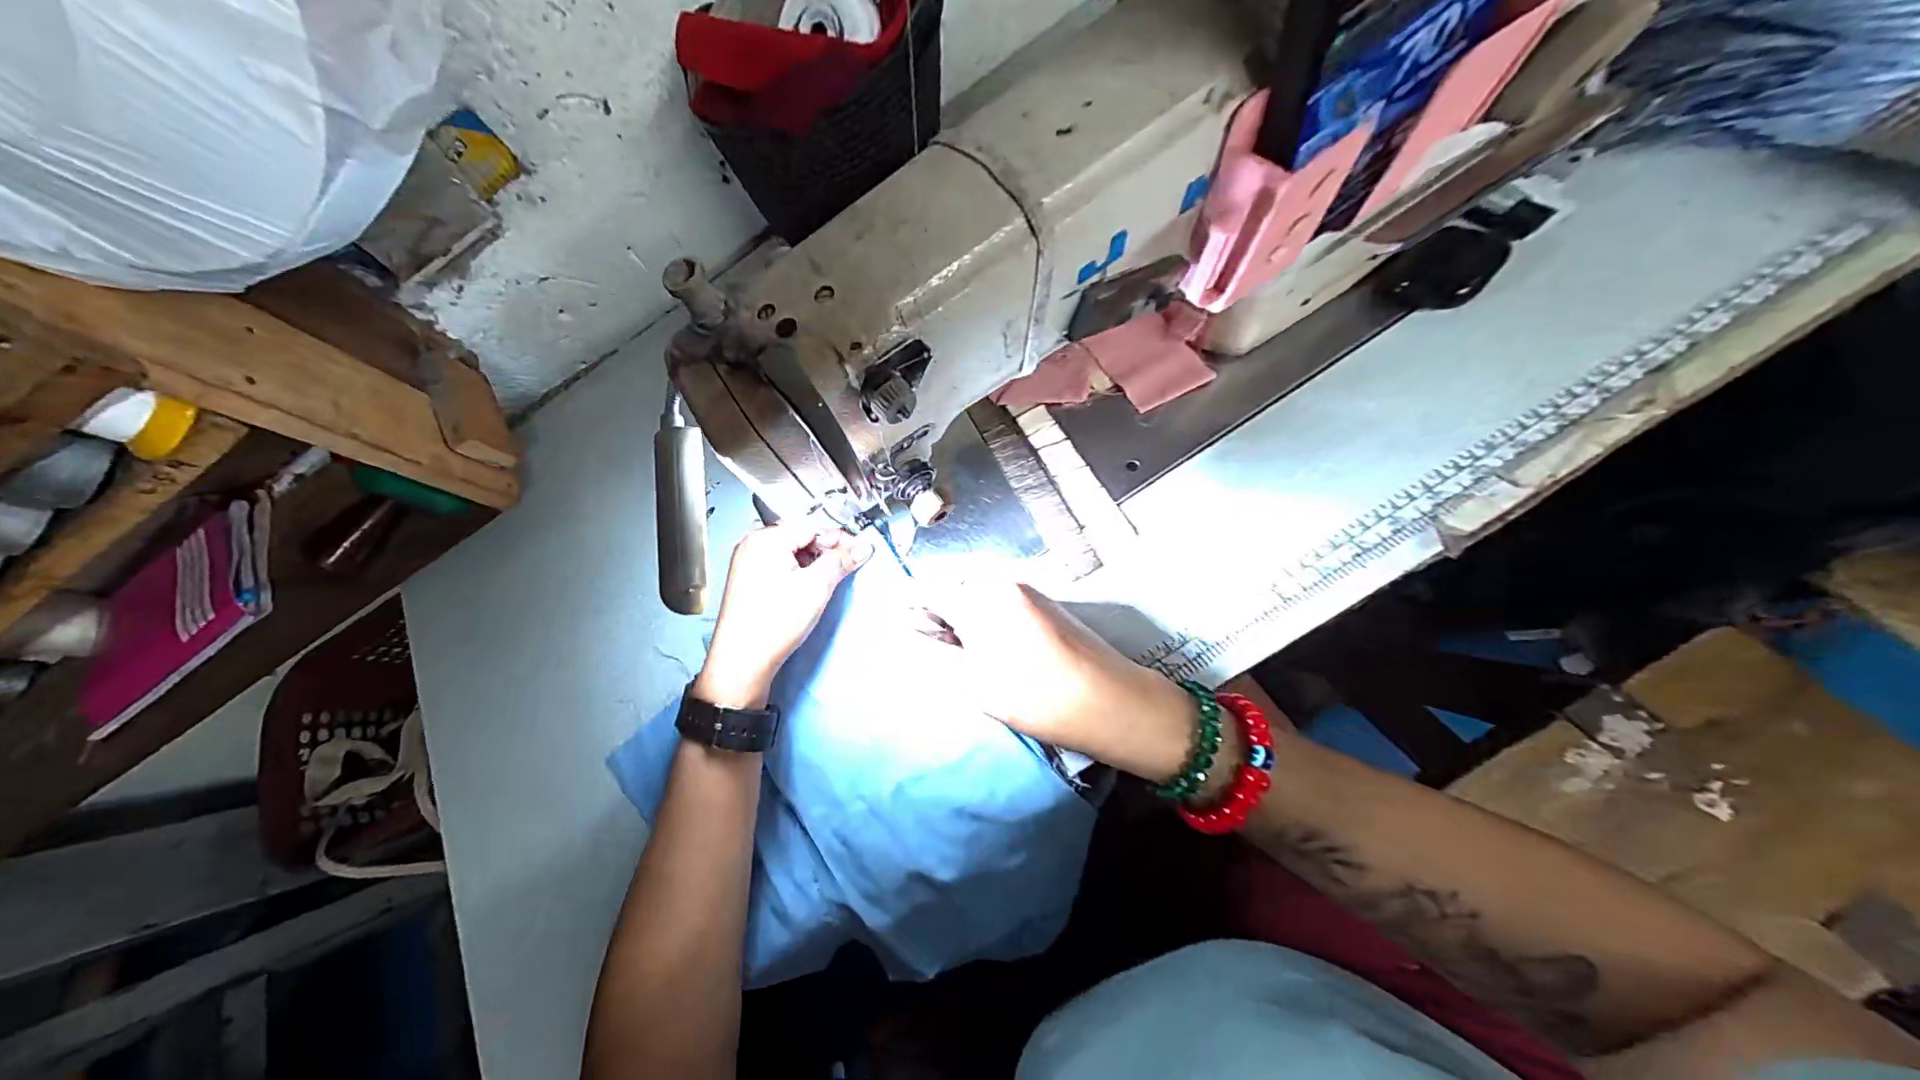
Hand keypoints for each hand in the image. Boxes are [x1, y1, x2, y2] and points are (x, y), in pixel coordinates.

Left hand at [695, 521, 871, 707]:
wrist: (743, 661)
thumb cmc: (772, 624)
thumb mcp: (817, 586)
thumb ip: (841, 560)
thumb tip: (860, 547)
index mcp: (765, 539)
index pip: (813, 526)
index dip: (838, 539)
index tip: (857, 551)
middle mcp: (752, 546)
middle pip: (801, 537)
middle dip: (825, 551)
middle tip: (844, 568)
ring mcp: (747, 563)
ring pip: (791, 552)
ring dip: (812, 563)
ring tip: (823, 584)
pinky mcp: (748, 581)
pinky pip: (779, 566)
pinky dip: (797, 574)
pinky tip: (806, 591)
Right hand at [903, 579, 1203, 783]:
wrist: (1110, 701)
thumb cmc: (1036, 697)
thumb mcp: (974, 683)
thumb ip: (939, 651)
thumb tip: (917, 630)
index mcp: (983, 595)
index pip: (930, 591)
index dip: (917, 616)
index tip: (920, 643)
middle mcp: (1004, 581)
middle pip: (955, 591)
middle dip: (945, 618)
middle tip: (951, 658)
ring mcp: (1029, 589)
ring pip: (980, 598)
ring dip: (969, 622)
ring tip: (979, 662)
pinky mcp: (1046, 603)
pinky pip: (1003, 604)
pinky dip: (993, 624)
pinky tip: (1005, 656)